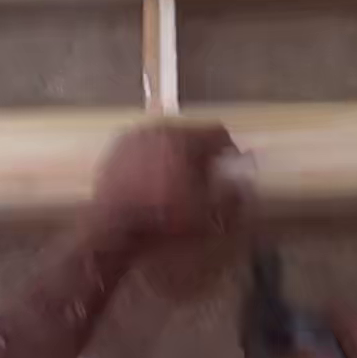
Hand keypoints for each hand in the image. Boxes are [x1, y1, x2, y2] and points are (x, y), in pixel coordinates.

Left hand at [88, 123, 243, 250]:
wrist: (112, 229)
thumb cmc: (163, 220)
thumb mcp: (207, 215)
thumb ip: (232, 197)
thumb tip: (244, 185)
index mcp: (185, 138)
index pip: (219, 131)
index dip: (230, 148)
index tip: (232, 164)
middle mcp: (159, 128)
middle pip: (191, 133)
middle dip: (201, 152)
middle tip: (205, 176)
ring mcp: (134, 136)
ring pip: (165, 138)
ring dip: (175, 154)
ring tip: (177, 180)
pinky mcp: (116, 149)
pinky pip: (143, 147)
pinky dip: (151, 159)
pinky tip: (152, 181)